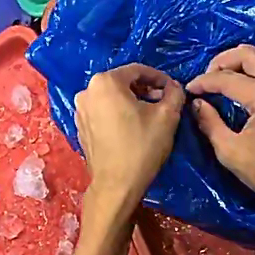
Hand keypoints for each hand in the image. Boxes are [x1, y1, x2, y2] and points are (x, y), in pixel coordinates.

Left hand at [75, 64, 184, 214]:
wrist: (116, 185)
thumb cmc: (142, 146)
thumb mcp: (167, 116)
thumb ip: (174, 93)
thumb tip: (173, 86)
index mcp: (104, 82)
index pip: (137, 70)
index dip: (158, 77)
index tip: (172, 89)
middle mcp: (86, 91)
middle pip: (122, 82)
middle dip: (144, 89)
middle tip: (163, 102)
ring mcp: (80, 110)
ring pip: (111, 97)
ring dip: (131, 101)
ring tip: (150, 114)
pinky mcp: (80, 126)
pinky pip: (102, 111)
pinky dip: (117, 112)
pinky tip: (132, 126)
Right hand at [187, 45, 254, 213]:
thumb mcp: (230, 152)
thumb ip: (209, 122)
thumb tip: (197, 102)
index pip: (229, 79)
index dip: (204, 82)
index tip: (190, 90)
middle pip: (249, 53)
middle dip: (222, 62)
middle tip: (208, 79)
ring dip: (242, 59)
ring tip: (227, 76)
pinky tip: (247, 80)